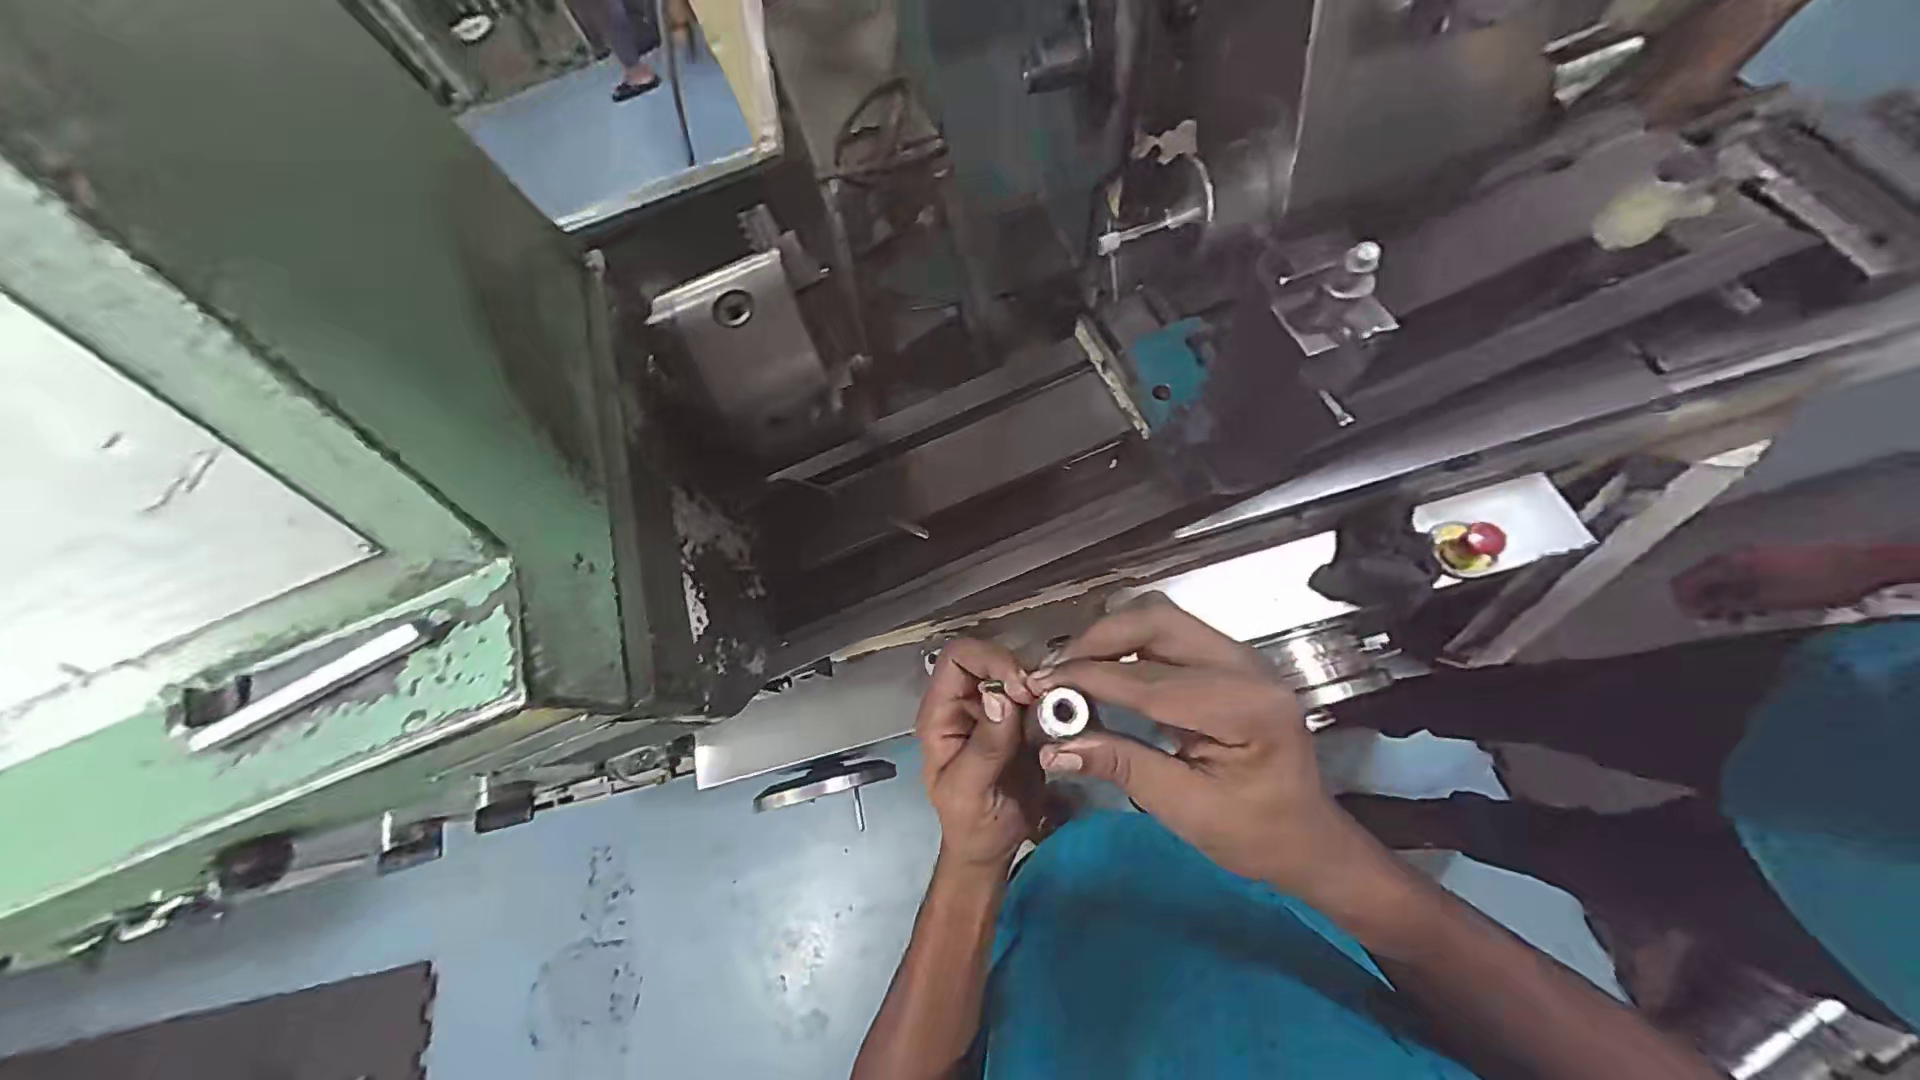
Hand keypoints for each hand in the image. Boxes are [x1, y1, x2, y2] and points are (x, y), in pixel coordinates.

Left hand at [915, 639, 1043, 871]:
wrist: (992, 846)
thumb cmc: (969, 821)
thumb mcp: (970, 789)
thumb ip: (985, 745)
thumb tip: (999, 696)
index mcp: (941, 712)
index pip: (957, 658)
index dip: (988, 660)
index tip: (1020, 686)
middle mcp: (966, 702)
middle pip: (989, 658)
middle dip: (1019, 671)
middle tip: (1044, 698)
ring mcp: (994, 709)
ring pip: (1016, 672)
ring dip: (1040, 684)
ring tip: (1058, 709)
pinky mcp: (1020, 720)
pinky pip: (1037, 695)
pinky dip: (1052, 698)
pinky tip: (1064, 717)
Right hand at [1026, 595, 1378, 898]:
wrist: (1309, 837)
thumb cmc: (1257, 834)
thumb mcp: (1187, 810)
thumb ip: (1121, 765)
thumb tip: (1055, 748)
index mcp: (1246, 707)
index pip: (1150, 681)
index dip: (1089, 678)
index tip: (1043, 685)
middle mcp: (1246, 665)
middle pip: (1156, 621)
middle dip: (1098, 640)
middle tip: (1057, 672)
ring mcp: (1239, 656)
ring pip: (1160, 617)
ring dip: (1111, 636)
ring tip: (1075, 669)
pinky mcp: (1227, 658)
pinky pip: (1168, 632)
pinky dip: (1128, 643)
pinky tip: (1105, 668)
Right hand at [1671, 544, 1884, 618]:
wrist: (1863, 567)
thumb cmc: (1809, 585)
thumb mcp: (1764, 599)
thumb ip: (1724, 602)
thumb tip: (1694, 608)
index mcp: (1724, 563)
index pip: (1683, 582)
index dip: (1683, 602)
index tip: (1695, 620)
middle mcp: (1731, 555)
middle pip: (1700, 579)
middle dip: (1704, 601)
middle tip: (1718, 621)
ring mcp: (1751, 554)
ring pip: (1721, 579)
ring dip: (1724, 598)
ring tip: (1741, 617)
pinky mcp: (1768, 558)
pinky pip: (1739, 576)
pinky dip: (1740, 592)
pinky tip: (1757, 604)